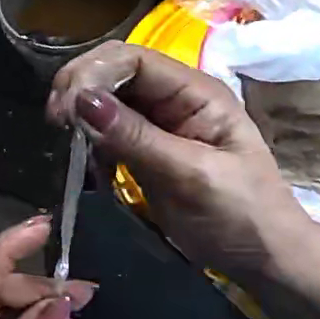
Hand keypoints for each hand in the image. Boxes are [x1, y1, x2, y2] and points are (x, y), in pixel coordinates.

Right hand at [47, 41, 309, 277]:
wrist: (264, 259)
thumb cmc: (241, 214)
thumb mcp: (191, 175)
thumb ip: (137, 138)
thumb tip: (82, 101)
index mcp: (195, 92)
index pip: (134, 59)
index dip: (94, 73)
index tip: (65, 107)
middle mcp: (173, 98)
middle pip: (114, 72)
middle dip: (80, 88)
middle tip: (55, 121)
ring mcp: (158, 124)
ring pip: (105, 100)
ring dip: (80, 114)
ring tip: (63, 140)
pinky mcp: (144, 150)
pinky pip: (106, 131)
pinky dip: (87, 141)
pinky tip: (82, 160)